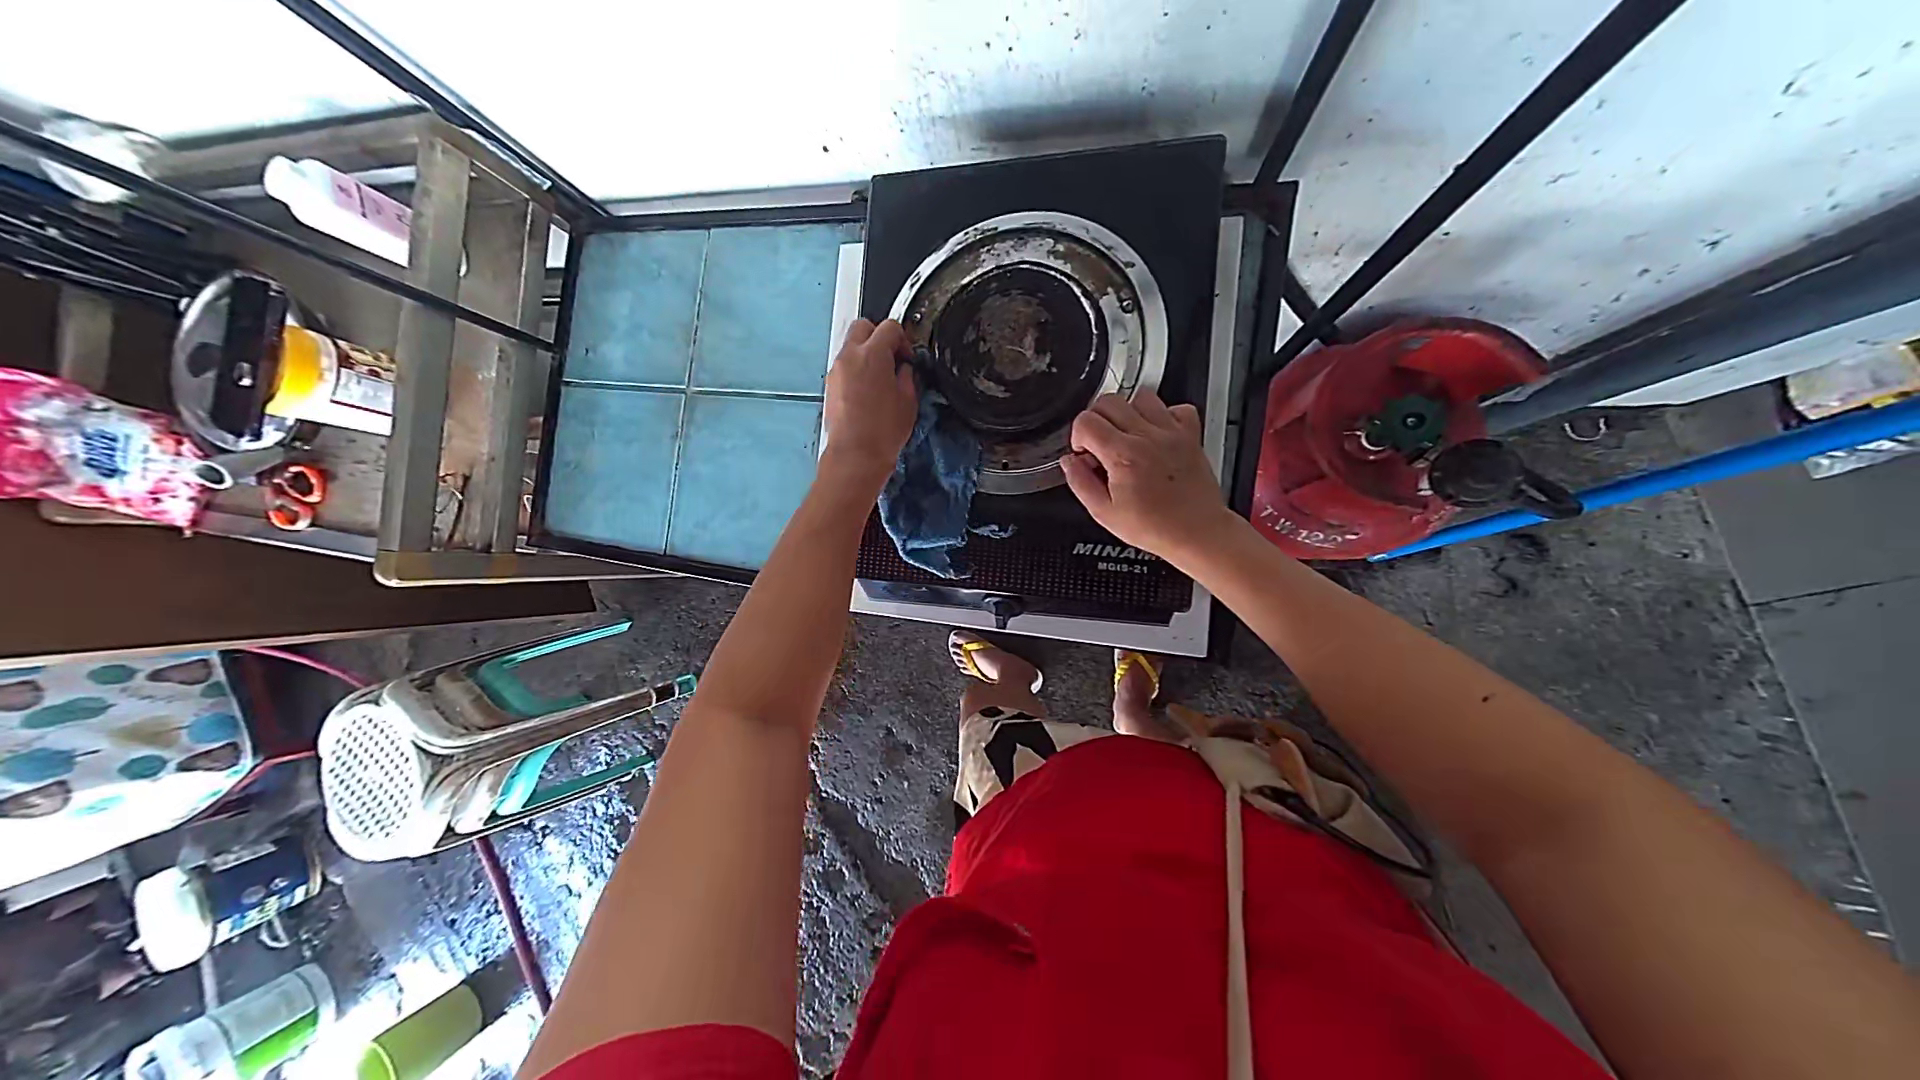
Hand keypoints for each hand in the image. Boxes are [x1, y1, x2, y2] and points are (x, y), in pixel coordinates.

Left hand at [821, 318, 917, 487]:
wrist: (856, 455)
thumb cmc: (882, 431)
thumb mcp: (908, 400)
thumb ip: (906, 375)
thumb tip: (903, 369)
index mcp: (873, 354)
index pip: (890, 327)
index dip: (903, 340)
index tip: (907, 357)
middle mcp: (850, 356)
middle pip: (864, 326)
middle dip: (879, 337)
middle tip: (892, 358)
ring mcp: (837, 370)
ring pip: (851, 346)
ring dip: (866, 353)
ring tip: (880, 378)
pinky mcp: (830, 386)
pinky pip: (844, 366)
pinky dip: (856, 370)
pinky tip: (868, 391)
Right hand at [1059, 391, 1235, 561]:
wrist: (1197, 533)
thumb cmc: (1157, 527)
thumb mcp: (1104, 513)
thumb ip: (1080, 483)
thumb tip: (1069, 463)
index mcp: (1123, 456)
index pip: (1086, 421)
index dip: (1077, 437)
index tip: (1084, 453)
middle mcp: (1148, 438)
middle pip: (1109, 401)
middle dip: (1096, 420)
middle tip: (1100, 444)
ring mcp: (1171, 433)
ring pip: (1141, 397)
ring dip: (1128, 412)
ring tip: (1126, 436)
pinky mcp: (1190, 436)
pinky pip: (1177, 408)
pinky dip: (1163, 415)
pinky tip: (1155, 434)